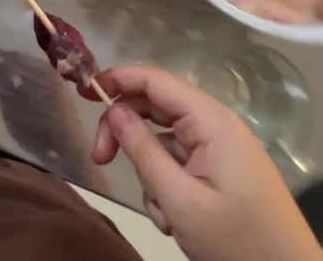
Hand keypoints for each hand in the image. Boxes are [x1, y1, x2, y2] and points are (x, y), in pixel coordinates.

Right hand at [91, 65, 322, 260]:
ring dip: (150, 171)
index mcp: (211, 121)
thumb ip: (143, 151)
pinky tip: (174, 222)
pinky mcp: (223, 174)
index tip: (84, 92)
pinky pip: (181, 164)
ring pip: (164, 141)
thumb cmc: (238, 244)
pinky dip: (168, 187)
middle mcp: (216, 126)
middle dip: (126, 131)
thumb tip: (114, 109)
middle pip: (156, 107)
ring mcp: (221, 151)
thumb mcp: (181, 200)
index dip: (118, 79)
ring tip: (162, 214)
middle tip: (100, 159)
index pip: (156, 80)